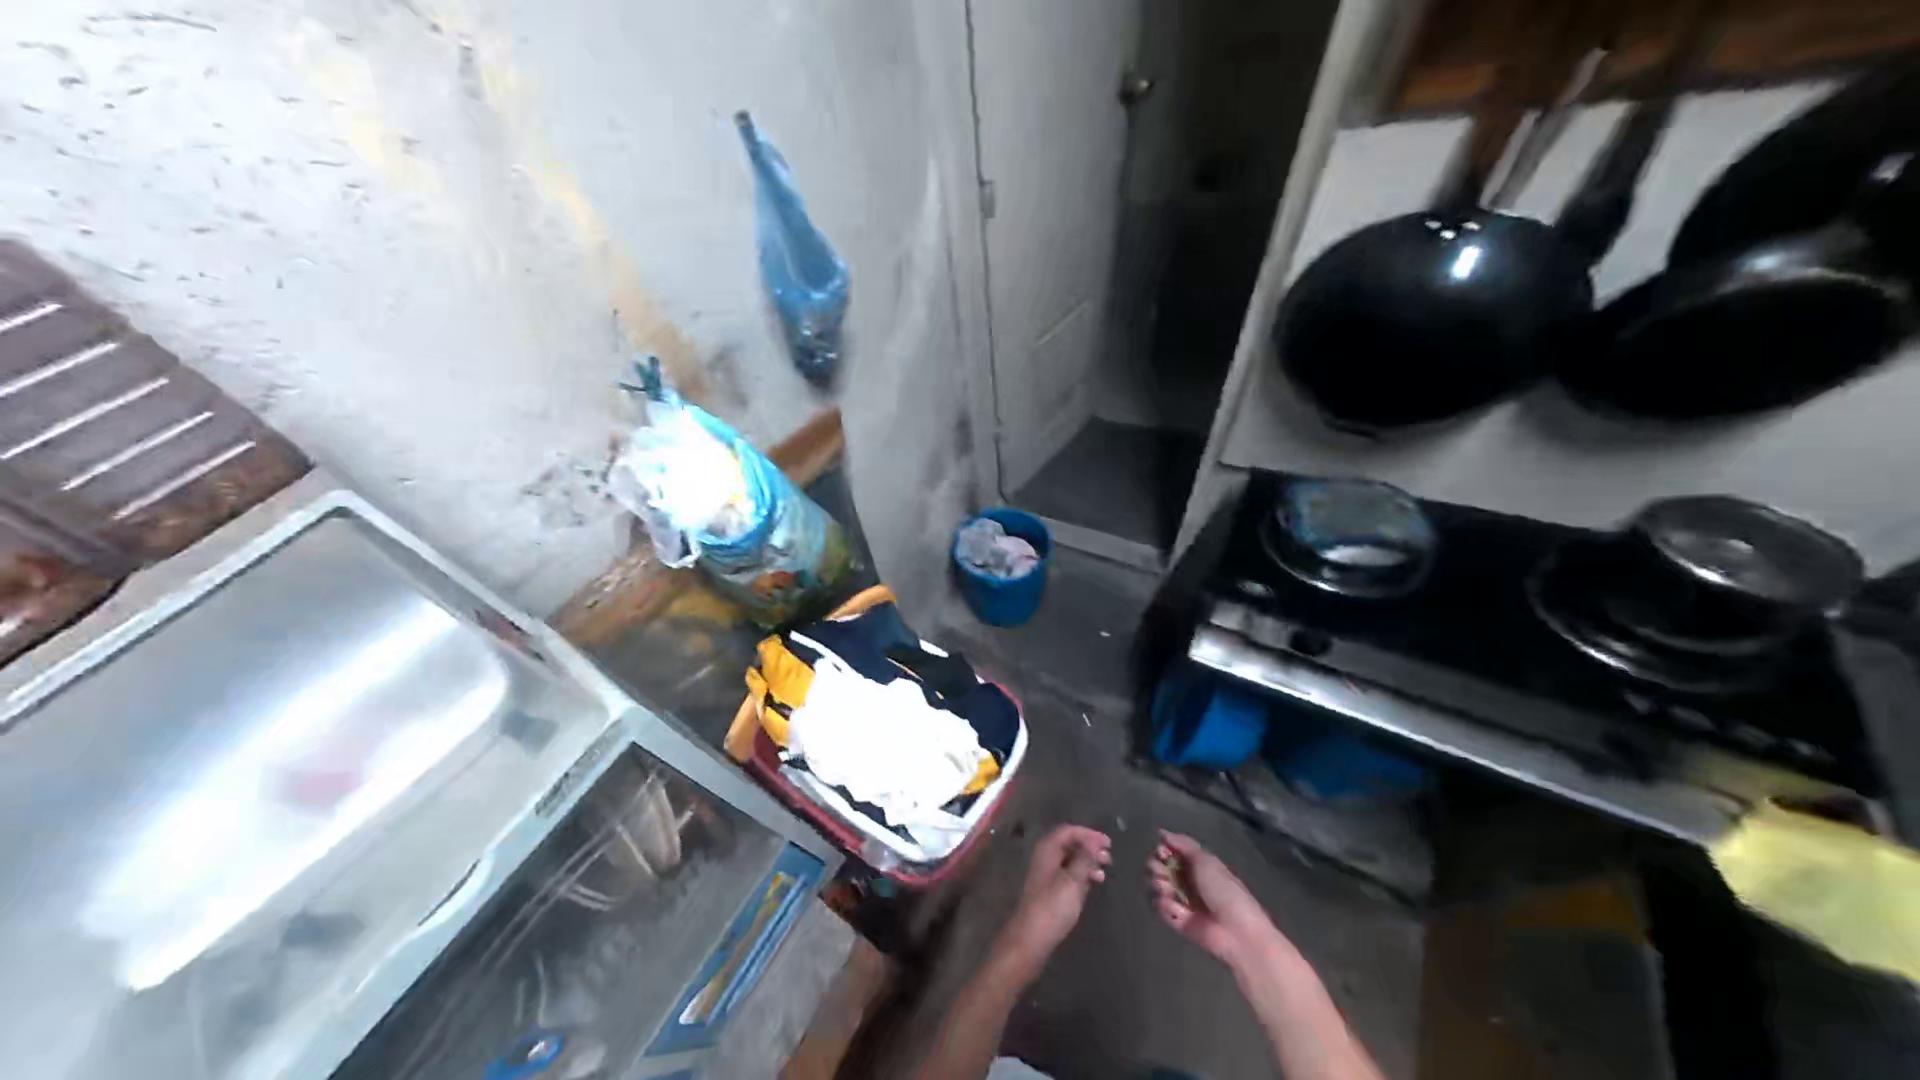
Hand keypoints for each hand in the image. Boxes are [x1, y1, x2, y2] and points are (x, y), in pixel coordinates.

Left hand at [991, 824, 1112, 985]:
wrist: (1032, 938)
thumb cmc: (1052, 906)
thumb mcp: (1073, 881)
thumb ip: (1085, 859)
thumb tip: (1095, 841)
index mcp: (1047, 849)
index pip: (1069, 830)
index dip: (1089, 834)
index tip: (1108, 843)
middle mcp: (1046, 856)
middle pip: (1070, 843)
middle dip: (1090, 847)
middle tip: (1108, 857)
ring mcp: (1047, 873)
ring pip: (1071, 858)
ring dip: (1088, 861)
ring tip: (1105, 871)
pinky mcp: (1051, 888)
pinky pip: (1069, 872)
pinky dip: (1083, 873)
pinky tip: (1095, 882)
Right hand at [1148, 831, 1289, 967]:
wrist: (1236, 930)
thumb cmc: (1223, 890)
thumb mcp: (1205, 859)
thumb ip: (1182, 844)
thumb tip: (1161, 832)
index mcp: (1194, 865)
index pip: (1167, 852)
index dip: (1161, 851)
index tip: (1162, 852)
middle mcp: (1184, 881)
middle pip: (1156, 868)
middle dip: (1156, 867)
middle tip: (1163, 873)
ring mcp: (1179, 901)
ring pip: (1155, 887)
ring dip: (1159, 886)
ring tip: (1169, 891)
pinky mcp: (1176, 920)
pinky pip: (1159, 908)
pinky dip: (1165, 906)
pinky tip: (1177, 910)